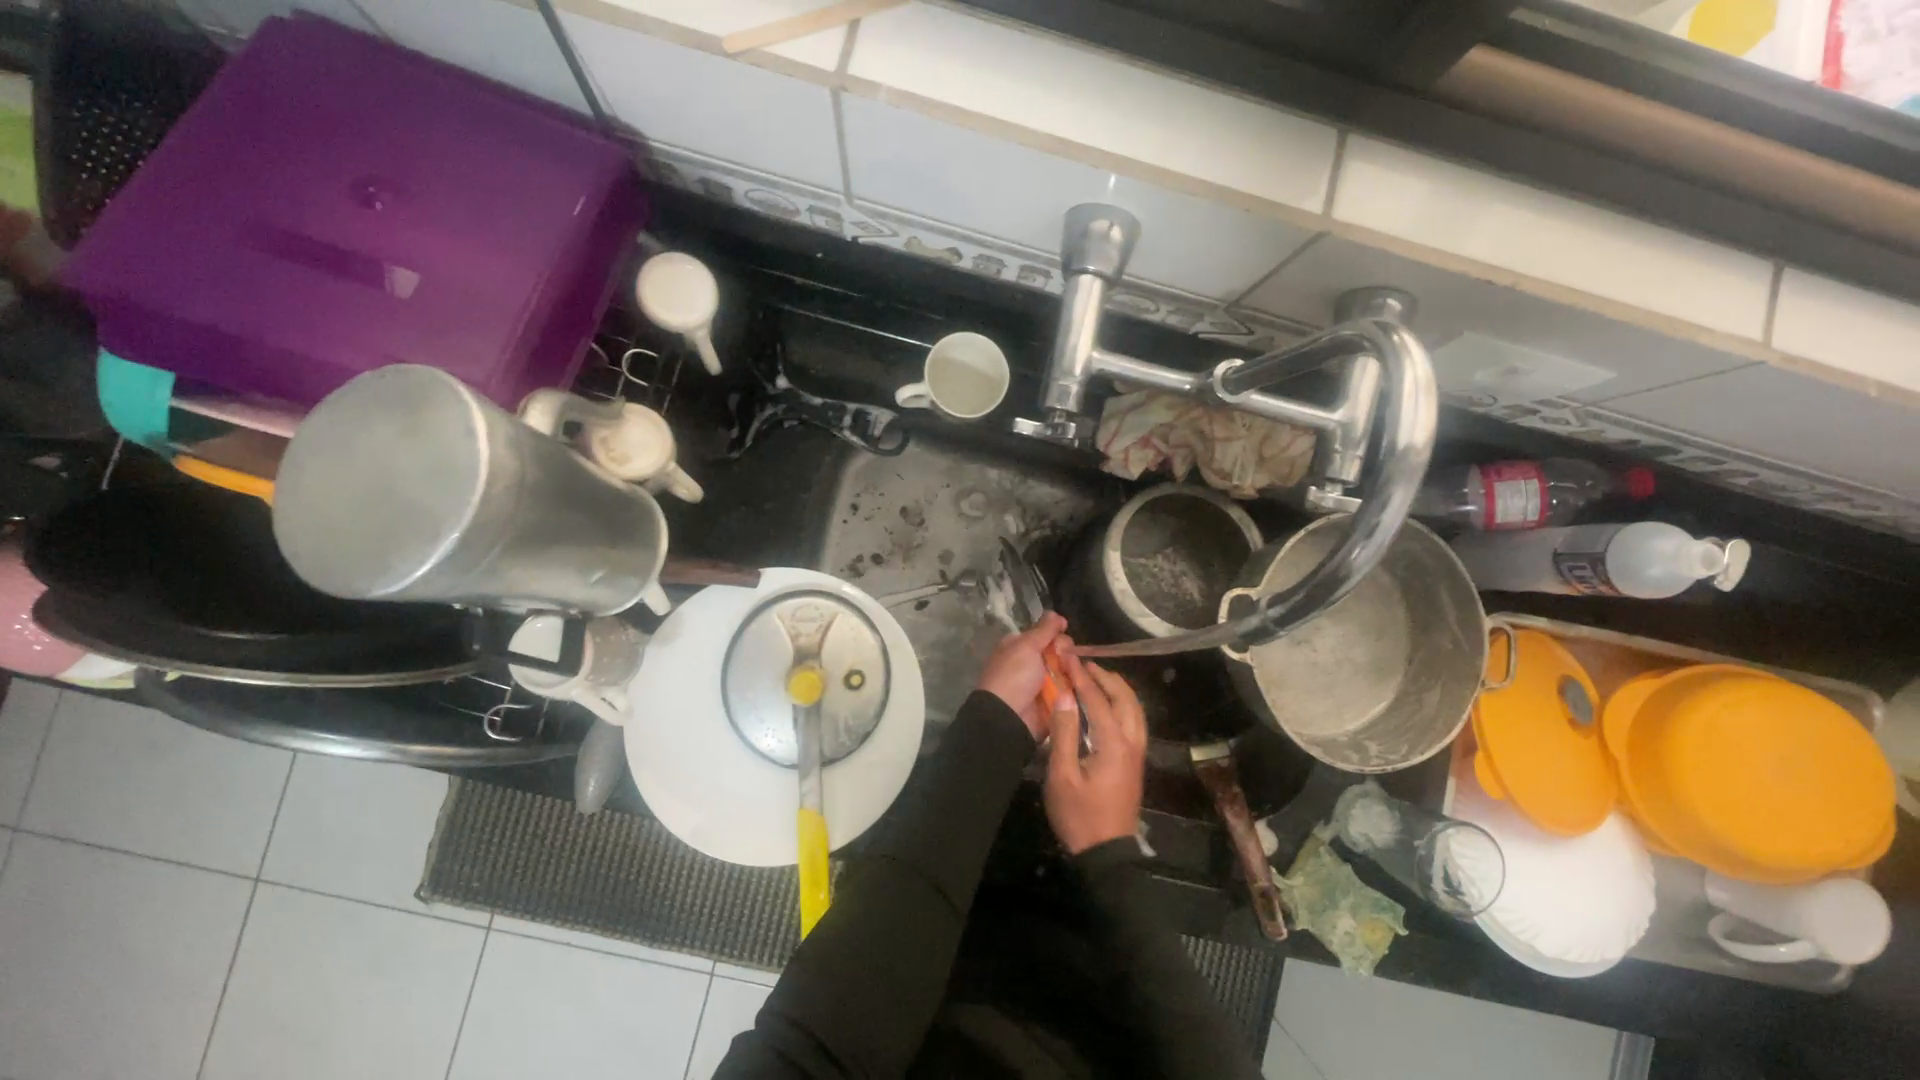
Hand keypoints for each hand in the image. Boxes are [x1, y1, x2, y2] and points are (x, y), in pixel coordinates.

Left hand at [976, 612, 1068, 740]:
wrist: (1010, 717)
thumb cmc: (1014, 676)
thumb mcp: (1026, 646)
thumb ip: (1044, 629)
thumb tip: (1056, 614)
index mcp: (1020, 648)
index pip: (1047, 635)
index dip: (1057, 636)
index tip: (1060, 640)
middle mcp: (1032, 663)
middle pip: (1061, 652)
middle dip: (1066, 654)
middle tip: (1063, 661)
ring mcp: (1044, 683)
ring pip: (1069, 670)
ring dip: (1072, 671)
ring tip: (1072, 675)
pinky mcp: (1055, 702)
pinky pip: (1072, 689)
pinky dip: (1076, 687)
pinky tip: (1080, 685)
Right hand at [1044, 653, 1146, 854]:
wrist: (1106, 852)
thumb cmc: (1079, 815)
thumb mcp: (1062, 775)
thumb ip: (1064, 732)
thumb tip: (1065, 696)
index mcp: (1114, 743)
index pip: (1098, 698)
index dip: (1081, 676)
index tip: (1068, 657)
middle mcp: (1132, 742)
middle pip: (1125, 697)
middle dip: (1104, 676)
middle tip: (1082, 664)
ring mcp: (1138, 752)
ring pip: (1134, 708)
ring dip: (1116, 688)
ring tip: (1094, 677)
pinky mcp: (1136, 760)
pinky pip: (1134, 720)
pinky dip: (1122, 703)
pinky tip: (1107, 704)